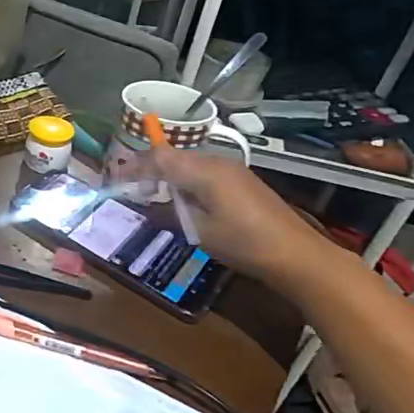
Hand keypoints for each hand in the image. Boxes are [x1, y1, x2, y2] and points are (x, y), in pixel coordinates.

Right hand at [146, 146, 351, 292]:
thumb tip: (146, 202)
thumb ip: (169, 212)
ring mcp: (231, 169)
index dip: (134, 167)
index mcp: (204, 170)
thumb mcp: (199, 232)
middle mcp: (216, 161)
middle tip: (129, 188)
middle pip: (173, 157)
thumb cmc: (245, 244)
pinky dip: (185, 180)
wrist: (298, 255)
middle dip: (148, 169)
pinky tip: (182, 199)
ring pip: (188, 163)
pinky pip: (203, 171)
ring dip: (167, 175)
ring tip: (151, 194)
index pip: (159, 158)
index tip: (115, 180)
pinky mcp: (241, 180)